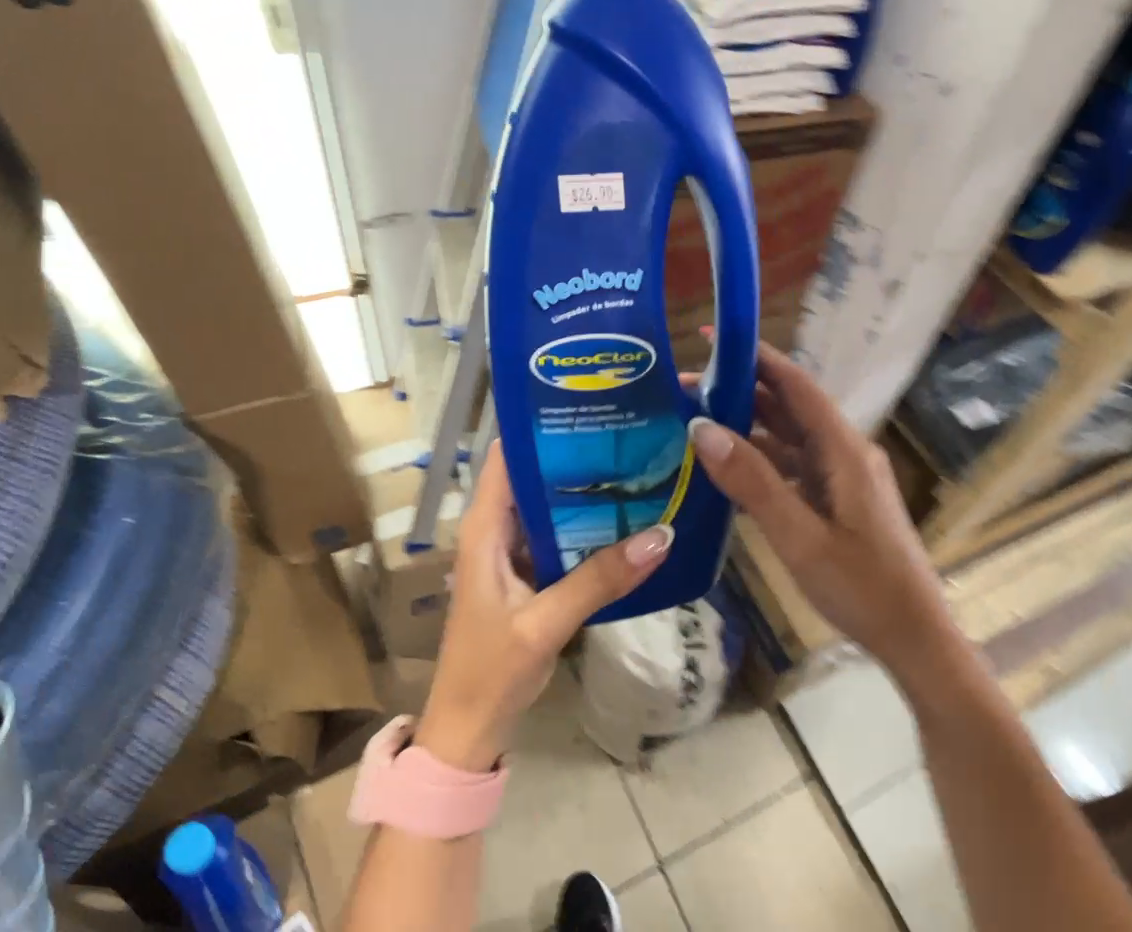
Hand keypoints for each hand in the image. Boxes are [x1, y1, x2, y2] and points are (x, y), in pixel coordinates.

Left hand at [416, 442, 673, 771]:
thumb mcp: (545, 623)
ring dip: (586, 490)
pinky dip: (588, 526)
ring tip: (639, 464)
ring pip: (550, 507)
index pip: (506, 456)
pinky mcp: (528, 577)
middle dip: (578, 453)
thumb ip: (600, 580)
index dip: (541, 425)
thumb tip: (662, 535)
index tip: (591, 403)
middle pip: (534, 475)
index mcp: (484, 528)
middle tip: (634, 431)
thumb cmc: (490, 671)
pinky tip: (627, 520)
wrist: (468, 728)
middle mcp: (495, 531)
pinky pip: (560, 538)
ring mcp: (512, 555)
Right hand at [687, 342, 957, 678]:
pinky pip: (795, 468)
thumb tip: (702, 429)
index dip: (755, 356)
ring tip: (694, 421)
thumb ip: (752, 483)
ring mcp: (844, 479)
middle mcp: (845, 454)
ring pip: (790, 439)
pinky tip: (727, 468)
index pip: (795, 386)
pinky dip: (761, 462)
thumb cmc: (862, 587)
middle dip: (739, 391)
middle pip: (789, 408)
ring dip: (747, 427)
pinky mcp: (840, 502)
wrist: (913, 635)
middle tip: (683, 385)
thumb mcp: (800, 537)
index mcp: (843, 451)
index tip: (711, 338)